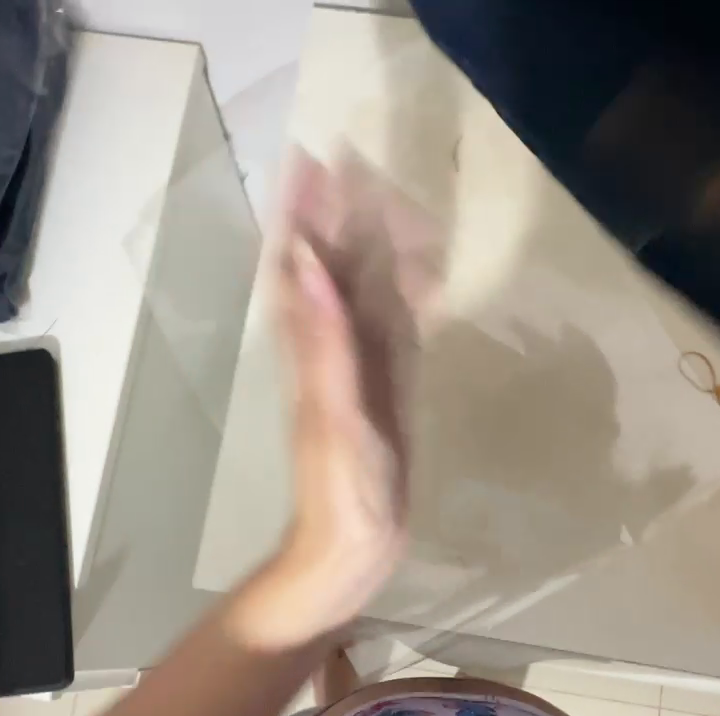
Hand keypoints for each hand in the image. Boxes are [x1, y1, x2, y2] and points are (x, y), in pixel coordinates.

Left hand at [233, 153, 443, 648]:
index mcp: (312, 353)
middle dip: (341, 218)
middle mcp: (330, 355)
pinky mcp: (384, 398)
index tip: (312, 161)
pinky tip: (417, 282)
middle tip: (355, 163)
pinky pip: (392, 337)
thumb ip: (324, 341)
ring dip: (373, 252)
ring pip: (364, 299)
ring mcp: (358, 375)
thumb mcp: (334, 417)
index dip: (303, 216)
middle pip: (333, 273)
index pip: (302, 269)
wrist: (351, 551)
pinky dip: (402, 303)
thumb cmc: (340, 494)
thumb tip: (306, 259)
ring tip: (391, 205)